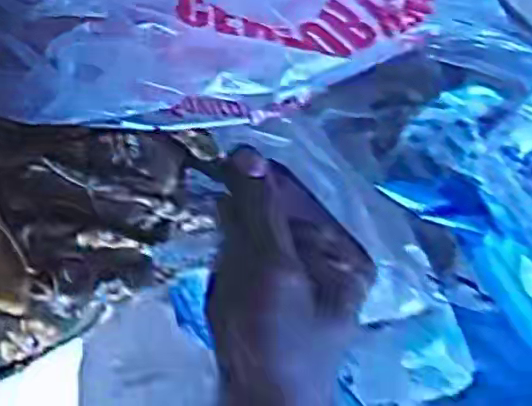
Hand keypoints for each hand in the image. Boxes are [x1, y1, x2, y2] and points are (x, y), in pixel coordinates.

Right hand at [207, 148, 373, 405]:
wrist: (257, 394)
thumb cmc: (278, 338)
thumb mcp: (274, 269)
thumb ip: (260, 209)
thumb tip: (245, 150)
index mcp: (338, 246)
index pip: (288, 185)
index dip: (250, 170)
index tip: (209, 156)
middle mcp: (315, 244)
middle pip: (267, 194)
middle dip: (232, 183)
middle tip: (197, 168)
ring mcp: (283, 254)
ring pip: (246, 207)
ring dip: (220, 196)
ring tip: (193, 182)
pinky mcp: (253, 264)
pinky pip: (233, 225)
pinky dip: (215, 215)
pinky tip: (198, 209)